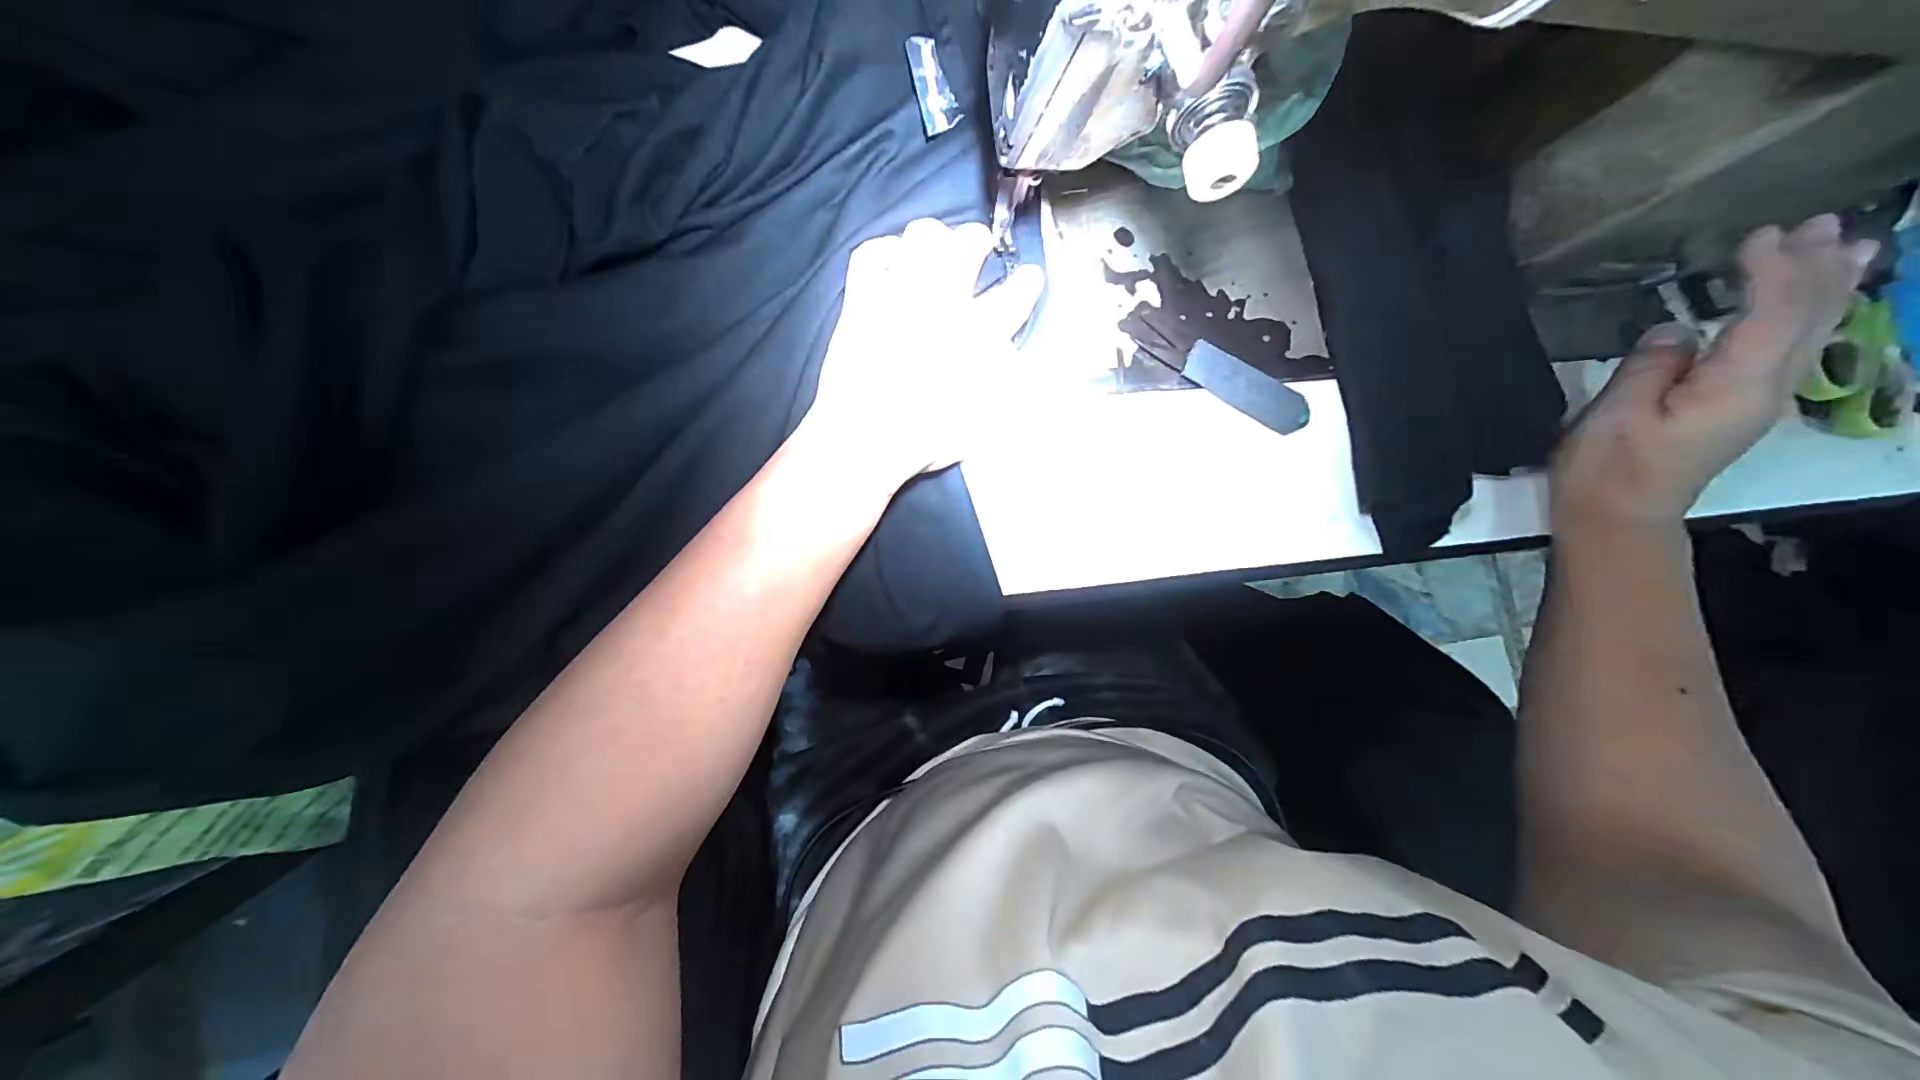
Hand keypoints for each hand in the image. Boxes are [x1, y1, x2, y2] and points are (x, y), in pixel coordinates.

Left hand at [801, 218, 1044, 484]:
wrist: (867, 436)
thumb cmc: (929, 437)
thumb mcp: (987, 416)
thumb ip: (1006, 378)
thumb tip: (1012, 353)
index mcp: (981, 332)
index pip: (1016, 292)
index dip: (1027, 281)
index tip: (1029, 277)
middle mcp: (944, 302)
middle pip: (968, 244)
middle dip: (979, 240)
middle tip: (979, 246)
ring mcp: (900, 293)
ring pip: (923, 235)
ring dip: (935, 237)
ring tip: (936, 247)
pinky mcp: (863, 298)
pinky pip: (873, 252)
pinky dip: (886, 250)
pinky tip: (893, 261)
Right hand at [1550, 215, 1876, 532]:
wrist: (1616, 518)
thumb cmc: (1608, 468)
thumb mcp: (1616, 413)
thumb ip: (1651, 364)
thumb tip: (1675, 329)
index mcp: (1736, 387)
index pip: (1773, 313)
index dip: (1773, 270)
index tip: (1759, 234)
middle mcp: (1766, 390)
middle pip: (1810, 319)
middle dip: (1818, 269)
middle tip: (1823, 223)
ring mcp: (1758, 402)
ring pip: (1810, 333)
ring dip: (1825, 288)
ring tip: (1844, 248)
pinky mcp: (1741, 410)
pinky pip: (1791, 350)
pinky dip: (1806, 316)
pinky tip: (1802, 306)